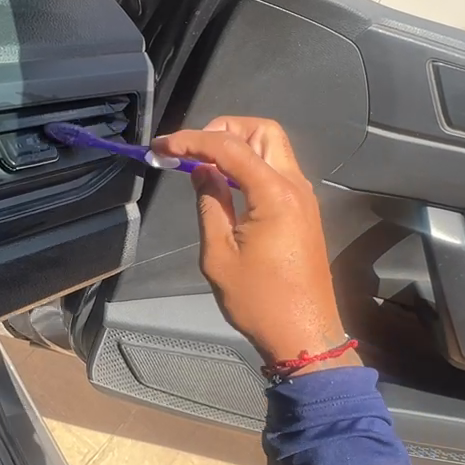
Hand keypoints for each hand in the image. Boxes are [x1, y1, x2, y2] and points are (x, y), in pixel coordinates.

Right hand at [153, 117, 360, 374]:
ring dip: (237, 146)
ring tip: (202, 164)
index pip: (229, 147)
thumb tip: (201, 171)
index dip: (191, 140)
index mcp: (274, 194)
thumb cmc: (258, 301)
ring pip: (273, 148)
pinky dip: (249, 164)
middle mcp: (294, 186)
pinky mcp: (302, 211)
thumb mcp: (219, 255)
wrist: (303, 335)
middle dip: (224, 130)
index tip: (161, 146)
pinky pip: (276, 170)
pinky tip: (224, 183)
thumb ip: (210, 204)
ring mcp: (303, 197)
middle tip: (191, 149)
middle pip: (263, 131)